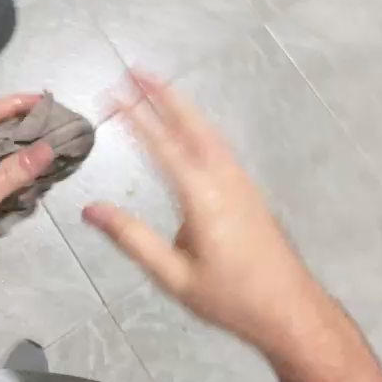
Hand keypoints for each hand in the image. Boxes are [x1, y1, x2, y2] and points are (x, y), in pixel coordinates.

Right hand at [82, 72, 316, 349]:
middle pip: (189, 124)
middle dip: (161, 94)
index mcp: (202, 195)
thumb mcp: (173, 275)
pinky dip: (196, 123)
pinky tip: (189, 124)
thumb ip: (131, 238)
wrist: (292, 312)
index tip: (112, 95)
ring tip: (157, 85)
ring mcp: (240, 180)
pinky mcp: (247, 188)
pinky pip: (217, 143)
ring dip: (180, 105)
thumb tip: (89, 209)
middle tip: (135, 69)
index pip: (161, 145)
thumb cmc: (230, 297)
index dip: (134, 118)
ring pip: (207, 130)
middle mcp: (222, 177)